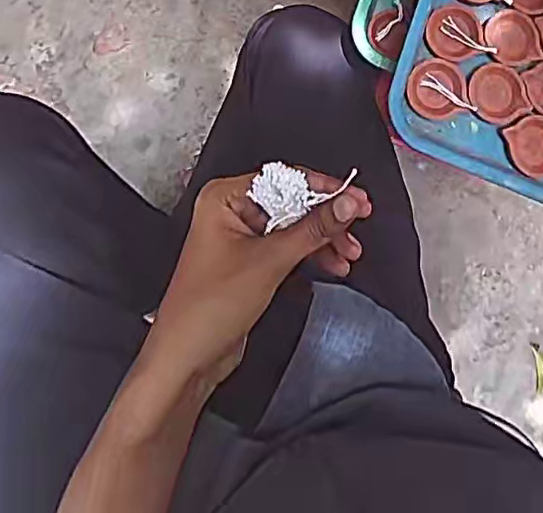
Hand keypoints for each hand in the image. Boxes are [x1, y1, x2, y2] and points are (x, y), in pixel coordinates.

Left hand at [144, 170, 370, 387]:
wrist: (186, 361)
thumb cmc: (206, 310)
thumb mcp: (269, 261)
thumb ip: (313, 230)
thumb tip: (344, 204)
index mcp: (225, 197)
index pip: (284, 179)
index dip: (323, 188)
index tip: (352, 196)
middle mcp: (231, 211)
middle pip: (292, 201)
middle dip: (326, 217)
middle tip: (357, 221)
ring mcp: (241, 236)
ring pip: (294, 225)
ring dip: (322, 238)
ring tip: (348, 252)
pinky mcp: (250, 259)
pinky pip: (288, 245)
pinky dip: (310, 254)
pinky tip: (332, 263)